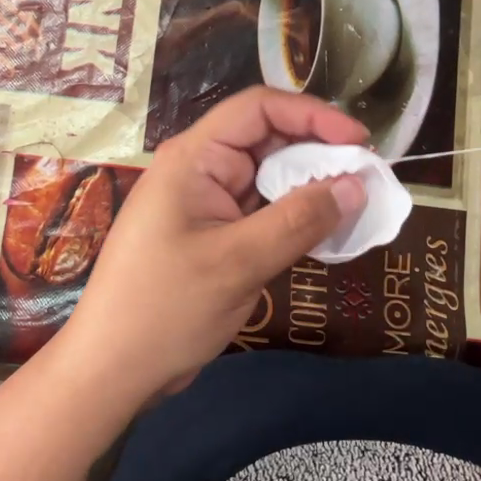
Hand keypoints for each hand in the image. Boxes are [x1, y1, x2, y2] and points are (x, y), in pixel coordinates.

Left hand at [59, 87, 368, 398]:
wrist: (113, 370)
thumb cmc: (166, 308)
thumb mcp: (238, 263)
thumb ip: (299, 220)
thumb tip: (356, 185)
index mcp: (195, 158)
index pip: (259, 110)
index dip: (313, 115)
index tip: (361, 140)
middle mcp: (200, 170)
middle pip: (268, 140)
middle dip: (318, 152)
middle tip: (368, 178)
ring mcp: (206, 204)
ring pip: (269, 178)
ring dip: (310, 188)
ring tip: (357, 205)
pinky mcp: (214, 235)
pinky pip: (262, 212)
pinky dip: (294, 217)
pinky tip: (327, 233)